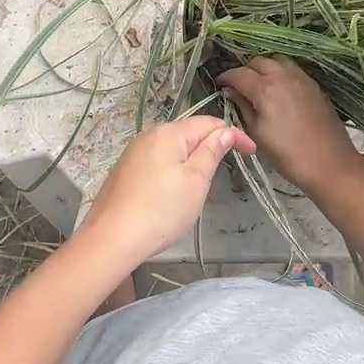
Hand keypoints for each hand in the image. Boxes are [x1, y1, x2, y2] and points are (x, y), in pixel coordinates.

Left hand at [76, 116, 254, 267]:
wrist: (112, 239)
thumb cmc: (161, 210)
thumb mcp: (196, 180)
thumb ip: (211, 152)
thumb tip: (224, 132)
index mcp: (168, 133)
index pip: (208, 123)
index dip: (233, 134)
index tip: (252, 151)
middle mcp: (148, 136)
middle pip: (188, 133)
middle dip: (210, 146)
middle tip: (226, 169)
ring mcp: (133, 154)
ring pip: (172, 148)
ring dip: (191, 159)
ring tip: (201, 185)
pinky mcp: (124, 172)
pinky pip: (157, 162)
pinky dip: (173, 170)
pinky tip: (172, 194)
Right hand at [216, 56, 363, 193]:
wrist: (329, 163)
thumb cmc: (287, 154)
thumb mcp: (257, 134)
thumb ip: (242, 107)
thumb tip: (230, 92)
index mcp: (265, 89)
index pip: (239, 74)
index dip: (226, 77)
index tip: (219, 84)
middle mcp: (283, 76)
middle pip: (258, 61)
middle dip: (245, 70)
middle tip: (239, 85)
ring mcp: (302, 78)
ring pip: (277, 60)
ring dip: (264, 67)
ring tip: (259, 83)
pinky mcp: (314, 85)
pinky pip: (292, 69)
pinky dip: (280, 72)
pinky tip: (279, 88)